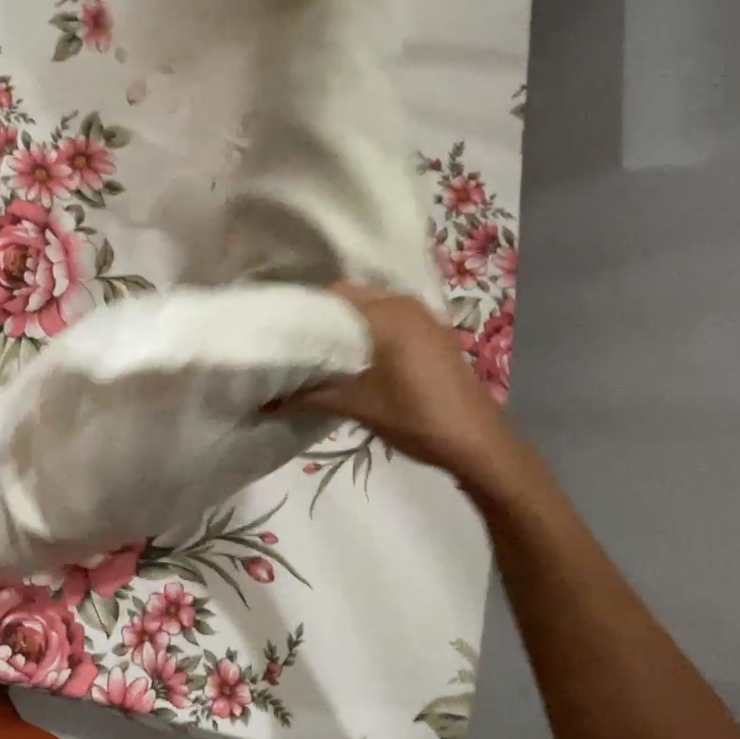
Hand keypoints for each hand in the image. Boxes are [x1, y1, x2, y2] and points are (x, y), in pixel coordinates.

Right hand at [283, 284, 519, 488]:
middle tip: (288, 341)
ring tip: (311, 349)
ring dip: (342, 324)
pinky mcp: (431, 334)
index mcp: (387, 314)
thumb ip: (306, 397)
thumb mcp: (355, 406)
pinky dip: (363, 331)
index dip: (301, 310)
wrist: (477, 442)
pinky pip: (386, 319)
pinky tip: (345, 357)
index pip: (331, 296)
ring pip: (368, 308)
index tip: (274, 329)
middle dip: (319, 317)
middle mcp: (405, 305)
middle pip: (349, 297)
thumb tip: (262, 403)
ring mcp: (423, 318)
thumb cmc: (416, 418)